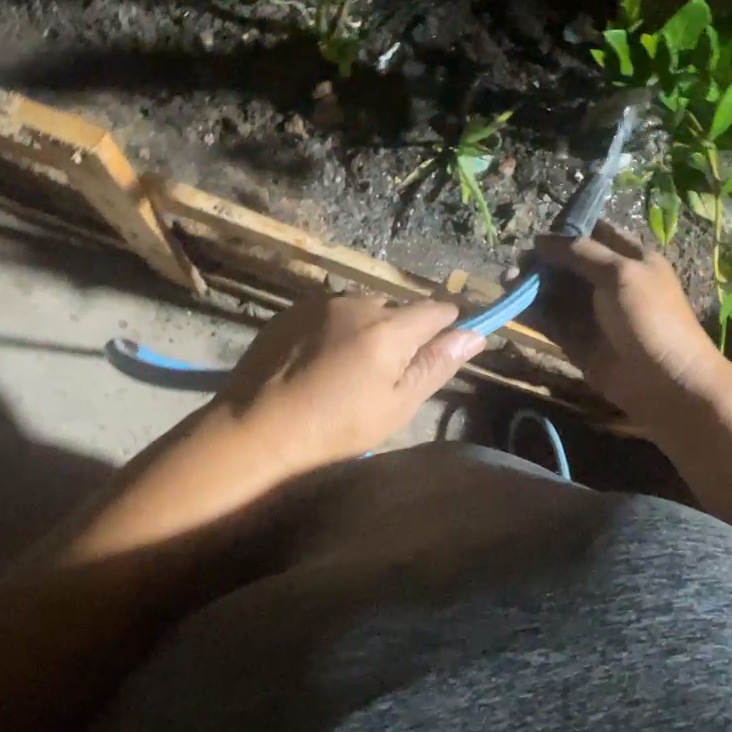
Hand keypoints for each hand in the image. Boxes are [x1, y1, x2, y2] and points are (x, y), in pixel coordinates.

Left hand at [213, 293, 484, 474]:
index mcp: (389, 330)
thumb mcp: (396, 406)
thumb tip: (475, 335)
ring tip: (348, 366)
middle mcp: (358, 304)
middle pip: (397, 308)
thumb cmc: (335, 427)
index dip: (447, 324)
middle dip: (401, 331)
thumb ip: (436, 365)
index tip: (443, 345)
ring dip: (367, 327)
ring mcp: (322, 303)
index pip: (436, 310)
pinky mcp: (293, 309)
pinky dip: (336, 328)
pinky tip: (320, 360)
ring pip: (362, 307)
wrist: (256, 426)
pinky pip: (330, 311)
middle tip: (386, 372)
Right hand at [531, 221, 724, 420]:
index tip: (540, 233)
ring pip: (556, 292)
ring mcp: (592, 312)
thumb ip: (580, 252)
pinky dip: (531, 311)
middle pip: (569, 264)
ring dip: (532, 285)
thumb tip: (542, 240)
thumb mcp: (620, 273)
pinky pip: (550, 320)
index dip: (569, 231)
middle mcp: (610, 282)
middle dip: (543, 260)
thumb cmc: (649, 316)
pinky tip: (511, 303)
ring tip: (507, 281)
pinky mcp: (577, 339)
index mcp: (630, 258)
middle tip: (518, 262)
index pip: (597, 234)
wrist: (664, 379)